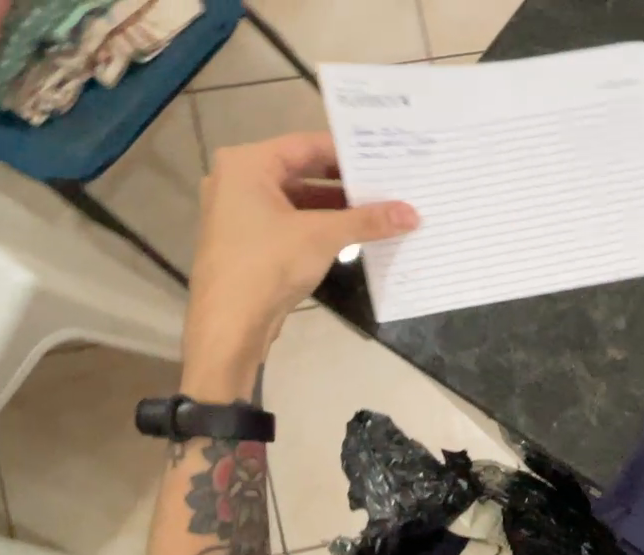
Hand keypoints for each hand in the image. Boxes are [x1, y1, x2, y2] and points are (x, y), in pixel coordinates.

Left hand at [183, 133, 419, 380]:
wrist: (231, 320)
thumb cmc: (268, 264)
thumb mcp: (322, 237)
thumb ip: (367, 221)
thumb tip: (413, 214)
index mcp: (247, 164)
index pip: (306, 145)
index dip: (348, 152)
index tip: (384, 159)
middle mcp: (240, 179)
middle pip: (303, 171)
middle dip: (346, 182)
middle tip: (388, 185)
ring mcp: (243, 211)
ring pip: (299, 199)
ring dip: (338, 207)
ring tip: (379, 212)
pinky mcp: (251, 240)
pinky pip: (292, 222)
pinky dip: (321, 226)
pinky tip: (353, 235)